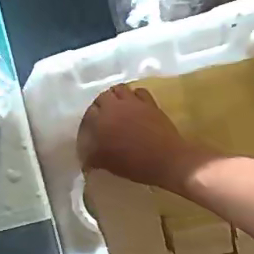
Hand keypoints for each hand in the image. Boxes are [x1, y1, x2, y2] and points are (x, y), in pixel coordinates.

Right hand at [78, 84, 213, 190]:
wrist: (166, 160)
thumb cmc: (134, 164)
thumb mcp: (107, 163)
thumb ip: (94, 155)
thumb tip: (86, 157)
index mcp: (101, 122)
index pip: (88, 114)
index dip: (87, 122)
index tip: (89, 132)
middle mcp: (114, 107)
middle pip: (101, 98)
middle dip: (99, 106)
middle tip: (102, 118)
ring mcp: (134, 102)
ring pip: (119, 89)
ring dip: (115, 96)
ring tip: (116, 107)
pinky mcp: (150, 103)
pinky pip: (138, 92)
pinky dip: (133, 96)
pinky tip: (134, 105)